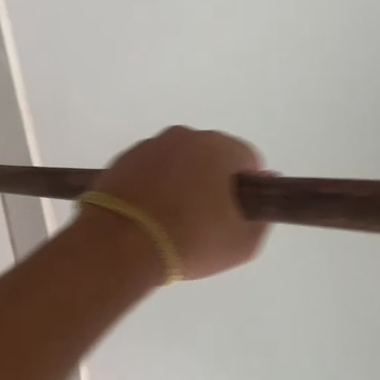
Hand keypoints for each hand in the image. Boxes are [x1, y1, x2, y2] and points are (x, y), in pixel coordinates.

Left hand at [85, 127, 268, 280]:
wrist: (120, 243)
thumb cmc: (190, 240)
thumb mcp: (243, 242)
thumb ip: (260, 215)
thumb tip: (258, 191)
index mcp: (218, 147)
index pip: (246, 159)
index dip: (247, 188)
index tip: (235, 213)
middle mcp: (182, 136)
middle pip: (209, 156)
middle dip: (211, 180)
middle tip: (205, 218)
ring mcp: (147, 146)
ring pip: (176, 161)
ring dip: (179, 181)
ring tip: (172, 218)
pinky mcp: (120, 160)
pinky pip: (148, 170)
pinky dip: (151, 185)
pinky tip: (148, 213)